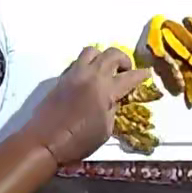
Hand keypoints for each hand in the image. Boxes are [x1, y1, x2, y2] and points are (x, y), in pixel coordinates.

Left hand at [18, 47, 149, 164]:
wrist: (45, 140)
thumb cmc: (78, 141)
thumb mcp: (105, 129)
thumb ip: (112, 108)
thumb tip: (114, 98)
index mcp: (105, 90)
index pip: (129, 77)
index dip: (141, 75)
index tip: (147, 73)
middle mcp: (90, 76)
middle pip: (112, 54)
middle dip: (124, 60)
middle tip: (126, 71)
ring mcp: (74, 74)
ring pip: (92, 51)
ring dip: (103, 57)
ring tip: (106, 70)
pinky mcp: (62, 78)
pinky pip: (77, 62)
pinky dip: (87, 64)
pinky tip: (89, 77)